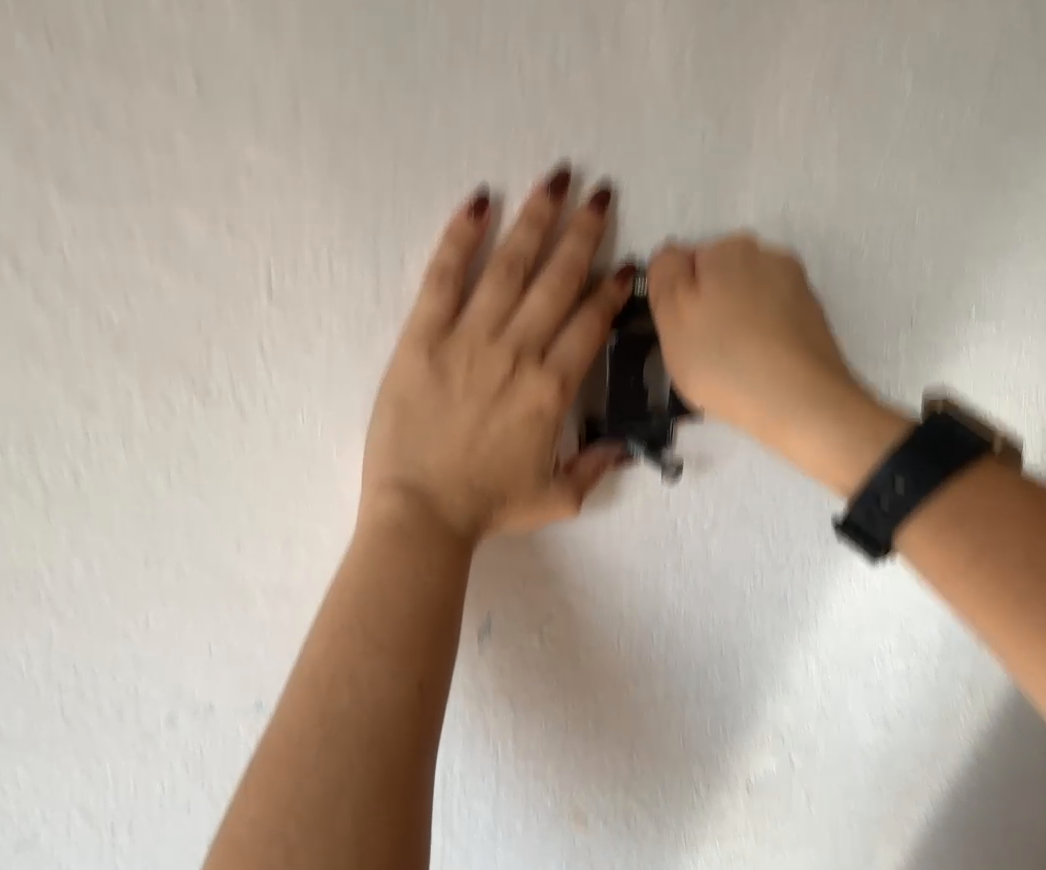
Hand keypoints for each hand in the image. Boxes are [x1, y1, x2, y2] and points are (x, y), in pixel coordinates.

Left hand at [361, 166, 635, 542]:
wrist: (421, 513)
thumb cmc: (487, 507)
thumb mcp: (556, 499)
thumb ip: (595, 469)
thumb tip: (622, 447)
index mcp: (552, 390)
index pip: (590, 324)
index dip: (610, 290)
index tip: (625, 263)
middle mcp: (517, 353)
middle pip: (557, 281)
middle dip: (583, 233)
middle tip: (600, 193)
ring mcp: (468, 340)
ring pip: (509, 267)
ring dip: (536, 219)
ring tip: (557, 178)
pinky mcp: (423, 337)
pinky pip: (444, 277)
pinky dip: (461, 237)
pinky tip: (479, 201)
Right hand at [649, 235, 901, 492]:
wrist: (802, 401)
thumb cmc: (724, 360)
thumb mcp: (671, 315)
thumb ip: (664, 274)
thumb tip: (673, 258)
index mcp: (726, 248)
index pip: (683, 263)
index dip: (674, 300)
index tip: (679, 333)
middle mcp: (766, 254)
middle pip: (718, 279)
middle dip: (707, 308)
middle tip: (702, 352)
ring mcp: (796, 285)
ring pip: (747, 301)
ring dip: (735, 323)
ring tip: (734, 365)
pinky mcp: (814, 316)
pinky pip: (772, 321)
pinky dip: (762, 339)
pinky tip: (760, 367)